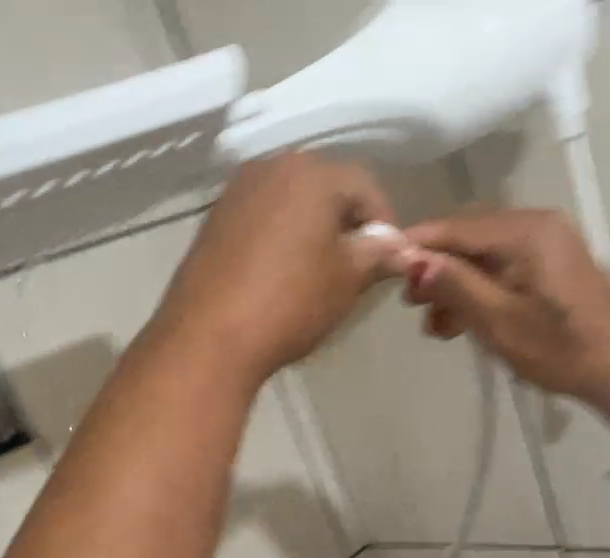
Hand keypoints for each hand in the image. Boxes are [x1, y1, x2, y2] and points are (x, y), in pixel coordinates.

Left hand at [143, 153, 394, 387]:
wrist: (208, 337)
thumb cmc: (290, 302)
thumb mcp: (347, 279)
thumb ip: (378, 254)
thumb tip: (400, 247)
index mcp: (312, 173)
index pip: (365, 186)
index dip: (385, 224)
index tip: (390, 261)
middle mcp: (271, 167)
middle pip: (325, 188)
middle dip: (346, 224)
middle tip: (356, 268)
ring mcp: (236, 192)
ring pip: (291, 203)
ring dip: (311, 230)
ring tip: (318, 275)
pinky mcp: (213, 221)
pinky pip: (261, 220)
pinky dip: (279, 240)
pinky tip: (281, 277)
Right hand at [400, 207, 609, 431]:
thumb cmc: (561, 349)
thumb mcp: (498, 321)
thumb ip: (454, 285)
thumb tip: (410, 258)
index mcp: (525, 231)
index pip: (455, 228)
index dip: (416, 246)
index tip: (383, 268)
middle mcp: (537, 225)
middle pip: (469, 237)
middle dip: (435, 269)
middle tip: (409, 306)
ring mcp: (548, 244)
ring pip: (484, 255)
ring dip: (456, 285)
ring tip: (435, 326)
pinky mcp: (553, 266)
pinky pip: (503, 267)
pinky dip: (480, 290)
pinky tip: (463, 322)